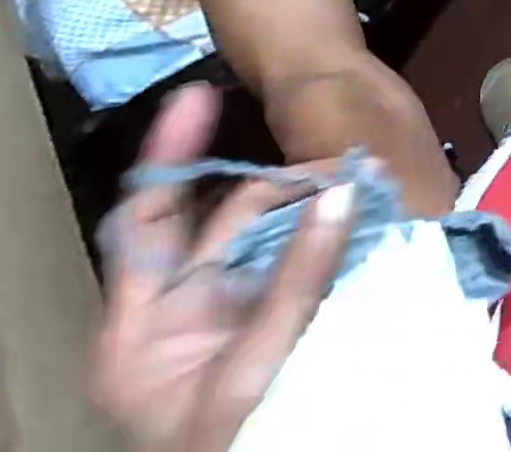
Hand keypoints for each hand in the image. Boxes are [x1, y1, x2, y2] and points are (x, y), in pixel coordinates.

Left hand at [92, 83, 355, 450]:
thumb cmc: (241, 439)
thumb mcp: (255, 367)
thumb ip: (298, 278)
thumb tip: (343, 186)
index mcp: (143, 323)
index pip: (147, 217)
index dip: (169, 153)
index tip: (200, 93)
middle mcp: (189, 298)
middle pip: (233, 214)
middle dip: (287, 186)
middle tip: (351, 167)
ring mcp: (240, 298)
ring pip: (278, 226)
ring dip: (319, 203)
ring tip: (367, 185)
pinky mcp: (283, 301)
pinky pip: (308, 247)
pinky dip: (334, 226)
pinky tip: (365, 209)